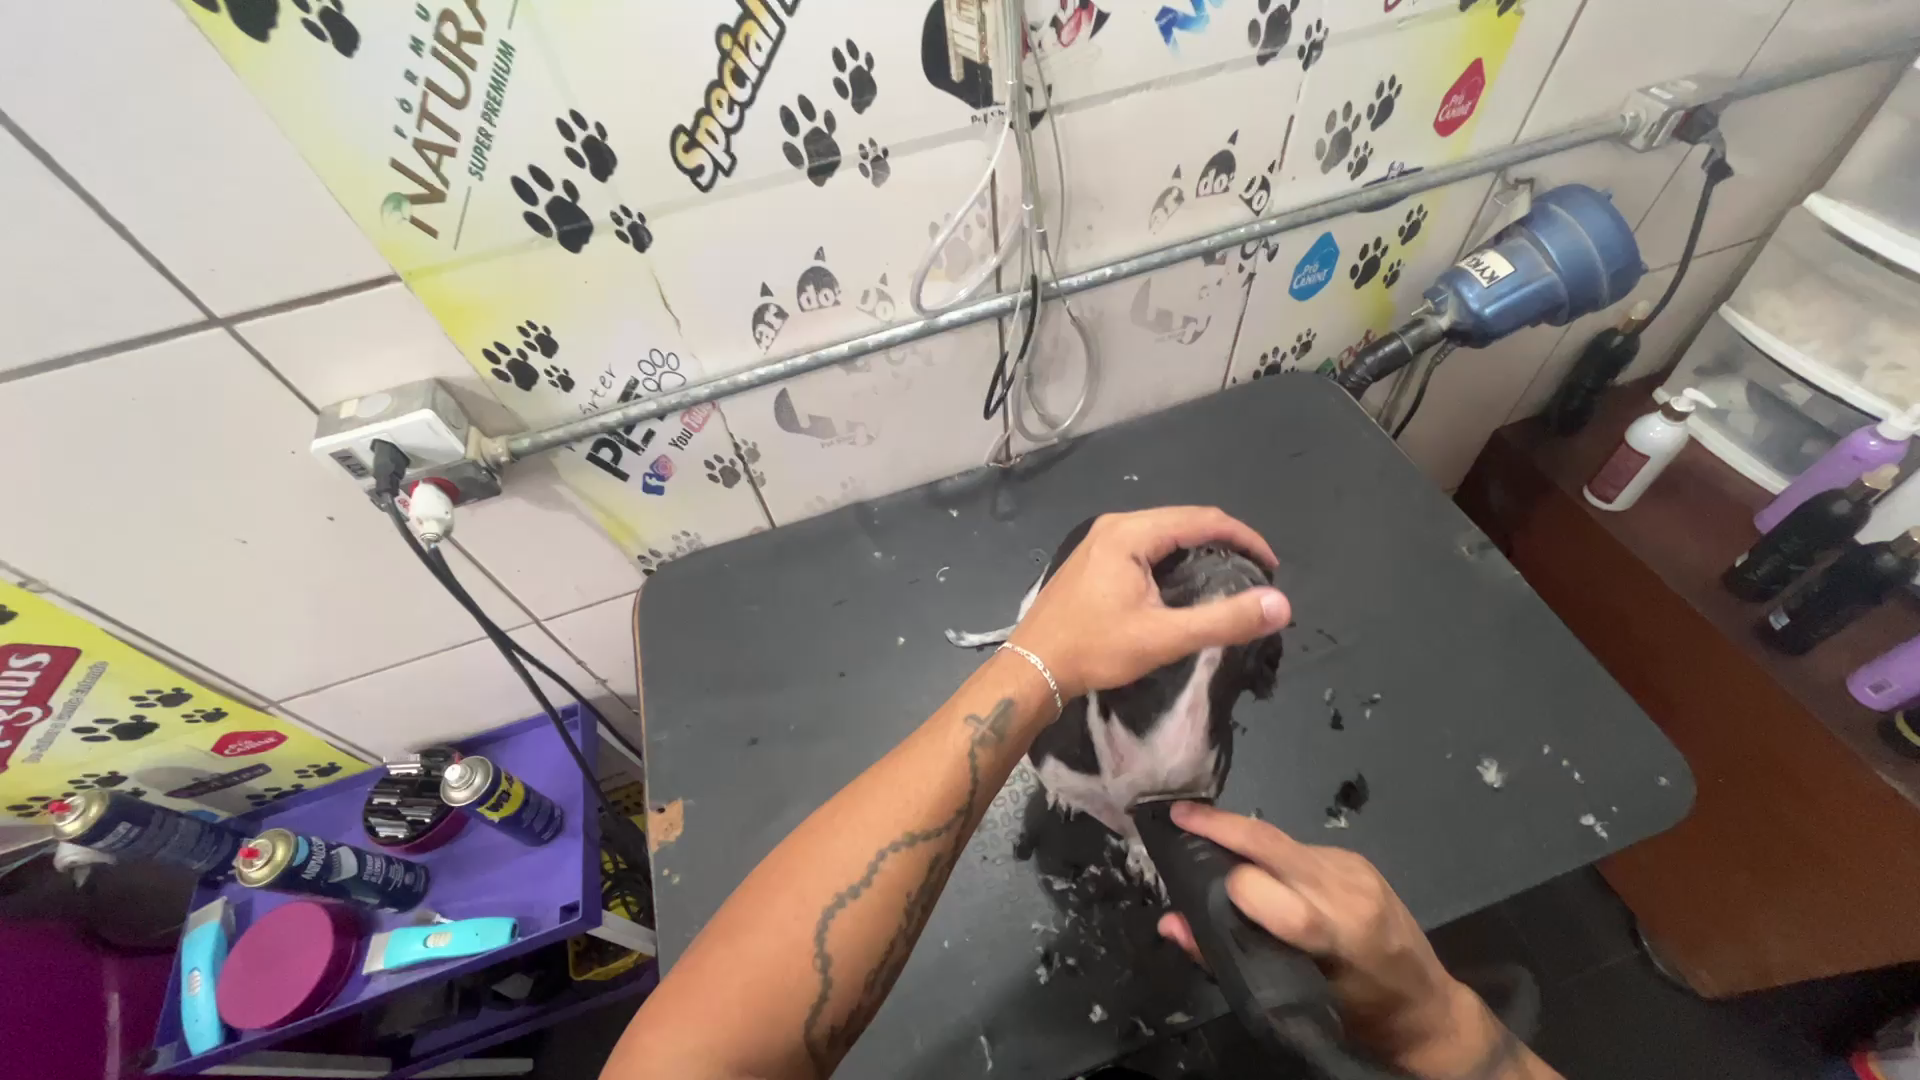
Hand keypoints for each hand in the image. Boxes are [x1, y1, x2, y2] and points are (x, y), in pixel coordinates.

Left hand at [1006, 508, 1290, 698]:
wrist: (1033, 666)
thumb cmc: (1095, 649)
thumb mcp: (1163, 637)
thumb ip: (1224, 620)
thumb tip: (1280, 605)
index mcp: (1130, 534)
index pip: (1203, 519)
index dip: (1244, 538)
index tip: (1270, 568)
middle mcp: (1114, 526)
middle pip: (1183, 521)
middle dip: (1223, 542)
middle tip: (1252, 575)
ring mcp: (1099, 541)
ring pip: (1163, 533)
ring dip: (1198, 550)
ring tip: (1226, 580)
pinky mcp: (1093, 559)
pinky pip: (1144, 547)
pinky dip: (1172, 558)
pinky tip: (1183, 585)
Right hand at [1156, 803, 1500, 1074]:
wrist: (1429, 1008)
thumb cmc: (1359, 1016)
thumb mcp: (1293, 1001)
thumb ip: (1226, 960)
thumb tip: (1170, 924)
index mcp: (1337, 934)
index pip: (1269, 892)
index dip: (1231, 883)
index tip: (1193, 873)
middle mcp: (1347, 891)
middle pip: (1270, 841)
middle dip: (1220, 824)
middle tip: (1178, 814)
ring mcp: (1353, 869)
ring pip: (1280, 839)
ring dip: (1240, 835)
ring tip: (1204, 832)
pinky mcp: (1355, 858)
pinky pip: (1297, 847)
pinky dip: (1268, 852)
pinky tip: (1257, 865)